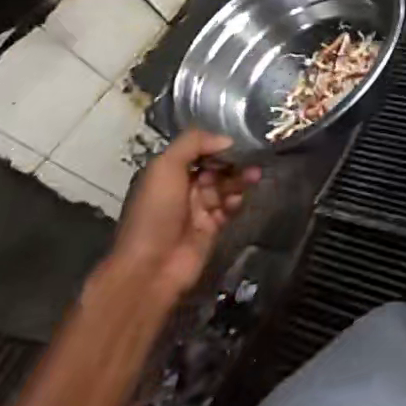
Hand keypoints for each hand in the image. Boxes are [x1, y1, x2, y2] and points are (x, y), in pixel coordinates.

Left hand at [105, 130, 260, 303]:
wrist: (152, 266)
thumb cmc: (155, 213)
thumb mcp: (165, 167)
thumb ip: (193, 144)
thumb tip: (227, 140)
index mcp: (167, 173)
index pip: (198, 152)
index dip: (217, 146)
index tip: (237, 143)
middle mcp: (182, 189)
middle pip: (215, 169)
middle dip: (233, 163)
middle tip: (253, 160)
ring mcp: (197, 210)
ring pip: (225, 187)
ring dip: (239, 180)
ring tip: (254, 176)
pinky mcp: (211, 228)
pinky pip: (229, 209)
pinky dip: (235, 202)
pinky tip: (237, 201)